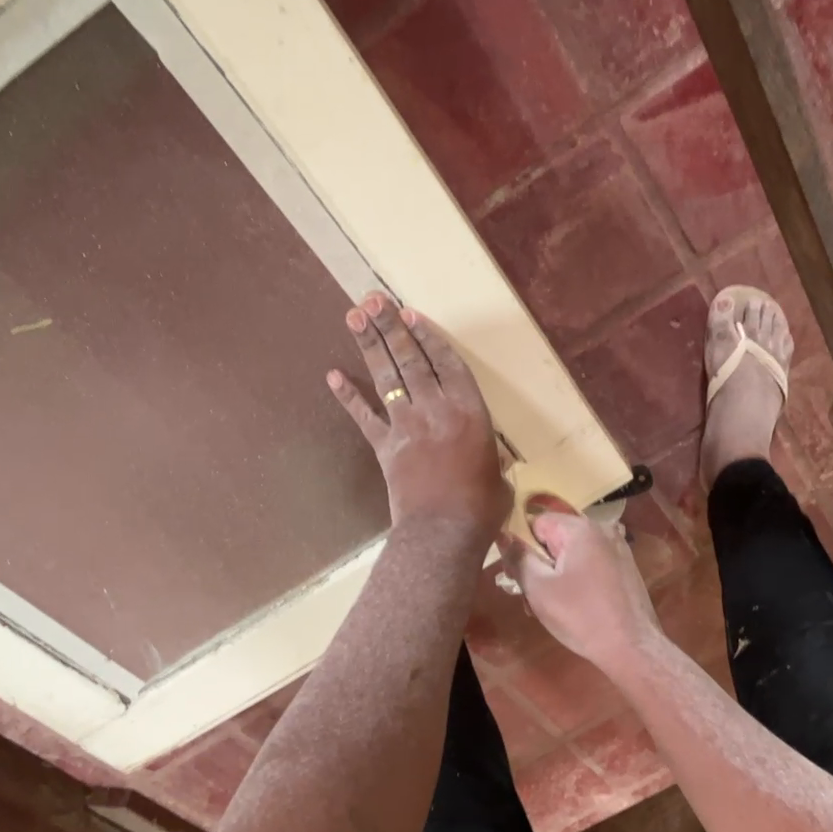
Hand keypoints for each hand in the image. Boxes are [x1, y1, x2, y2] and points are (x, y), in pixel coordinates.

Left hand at [328, 293, 510, 542]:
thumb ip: (492, 461)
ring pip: (387, 378)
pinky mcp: (385, 448)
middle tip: (375, 299)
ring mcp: (407, 426)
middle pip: (411, 360)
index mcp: (470, 412)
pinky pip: (364, 417)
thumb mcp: (499, 477)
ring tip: (355, 316)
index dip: (428, 336)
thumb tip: (492, 465)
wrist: (443, 532)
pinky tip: (332, 375)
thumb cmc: (482, 507)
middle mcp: (436, 410)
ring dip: (370, 345)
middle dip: (392, 327)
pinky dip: (348, 396)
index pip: (447, 363)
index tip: (411, 314)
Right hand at [506, 505, 663, 667]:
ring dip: (556, 575)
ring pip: (573, 554)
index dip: (522, 546)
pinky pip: (591, 564)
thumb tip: (503, 535)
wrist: (632, 647)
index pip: (537, 522)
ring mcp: (618, 548)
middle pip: (556, 538)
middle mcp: (603, 530)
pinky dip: (577, 579)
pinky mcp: (626, 568)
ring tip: (550, 607)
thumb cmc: (582, 617)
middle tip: (530, 597)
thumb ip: (518, 558)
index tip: (516, 575)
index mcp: (581, 529)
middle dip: (540, 564)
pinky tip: (574, 606)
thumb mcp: (539, 589)